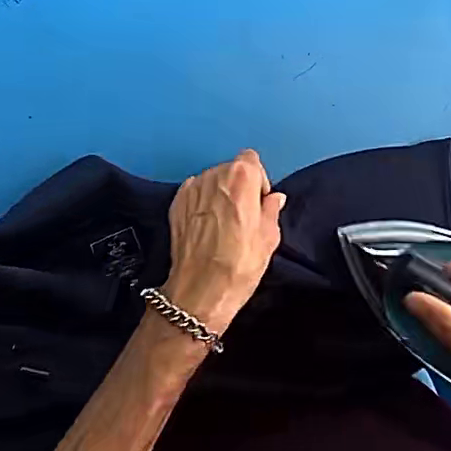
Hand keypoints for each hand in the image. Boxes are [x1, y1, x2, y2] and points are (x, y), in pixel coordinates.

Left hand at [159, 150, 285, 333]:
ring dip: (219, 194)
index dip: (258, 180)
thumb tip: (274, 198)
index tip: (258, 202)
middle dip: (238, 187)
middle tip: (242, 216)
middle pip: (231, 169)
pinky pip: (195, 193)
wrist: (199, 291)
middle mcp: (214, 175)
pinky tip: (205, 227)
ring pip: (212, 180)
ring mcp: (192, 188)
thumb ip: (271, 209)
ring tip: (221, 225)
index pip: (251, 159)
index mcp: (241, 177)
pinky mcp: (175, 203)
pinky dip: (201, 203)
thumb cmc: (238, 265)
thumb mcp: (269, 237)